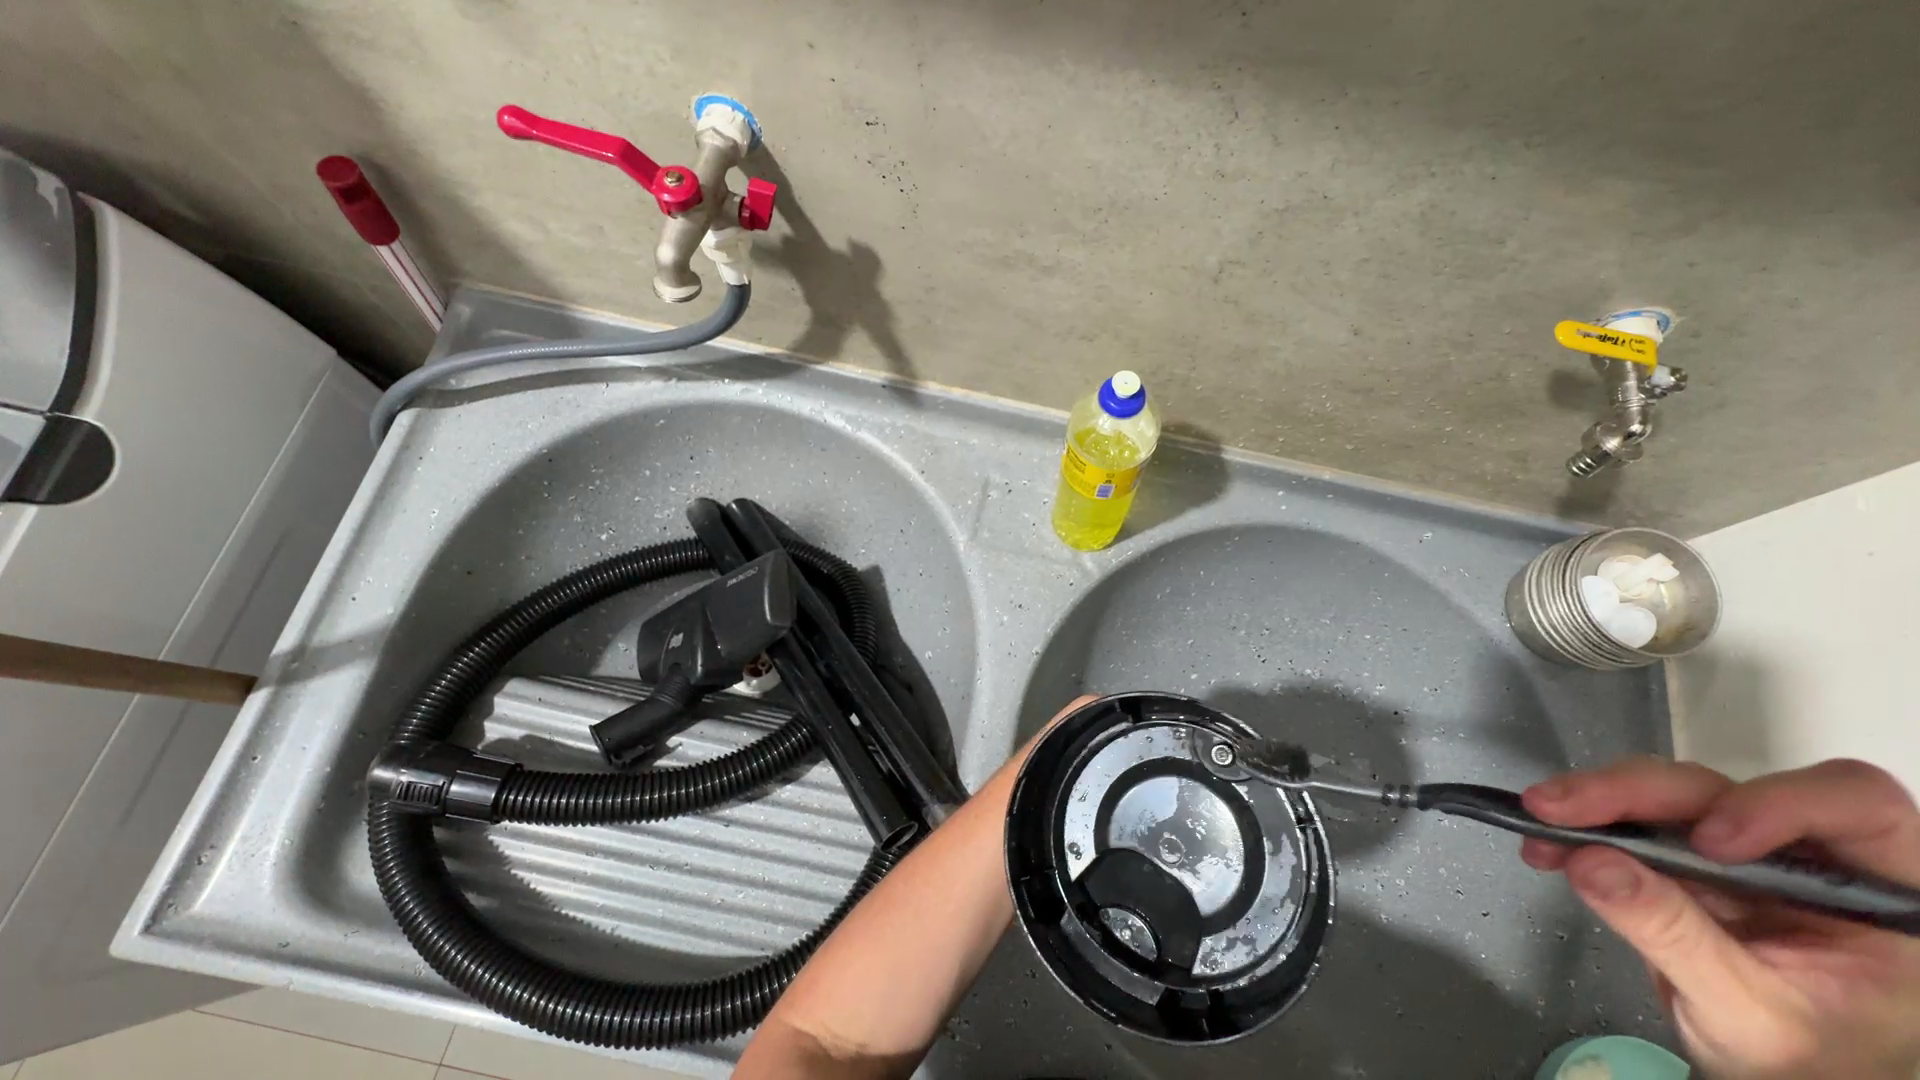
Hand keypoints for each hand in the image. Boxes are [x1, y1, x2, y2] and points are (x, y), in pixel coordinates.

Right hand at [1519, 758, 1919, 1079]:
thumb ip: (1678, 939)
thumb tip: (1590, 862)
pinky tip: (1543, 844)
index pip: (1852, 806)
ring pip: (1668, 793)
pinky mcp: (1684, 853)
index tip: (1709, 843)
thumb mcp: (1749, 1014)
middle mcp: (1809, 852)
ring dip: (1596, 802)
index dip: (1779, 803)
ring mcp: (1741, 848)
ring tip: (1538, 823)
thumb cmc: (1801, 1061)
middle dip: (1635, 793)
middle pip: (1724, 788)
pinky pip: (1630, 820)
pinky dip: (1580, 825)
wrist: (1772, 1077)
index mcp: (1875, 890)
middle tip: (1557, 807)